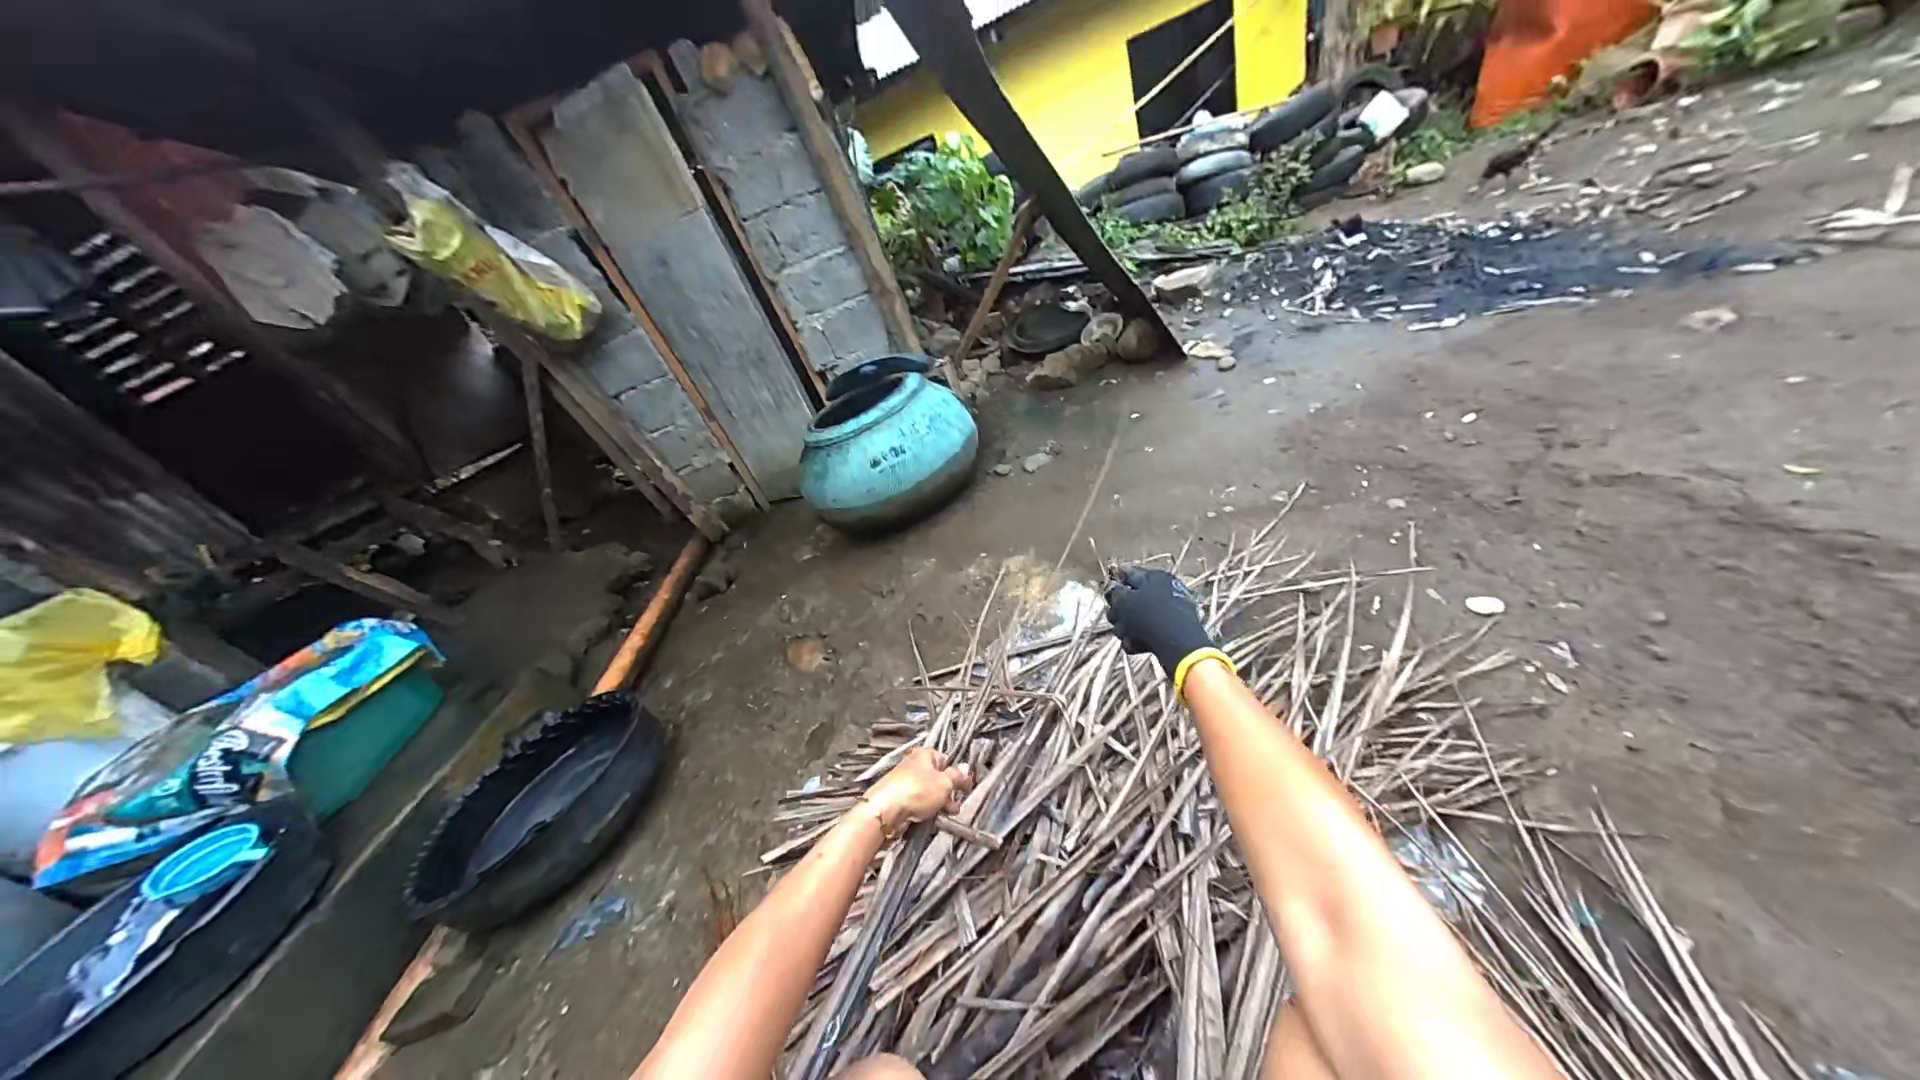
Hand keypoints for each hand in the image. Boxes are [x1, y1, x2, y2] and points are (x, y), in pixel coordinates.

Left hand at [859, 747, 972, 837]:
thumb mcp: (944, 783)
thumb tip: (966, 768)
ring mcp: (905, 780)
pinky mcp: (899, 796)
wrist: (885, 809)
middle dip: (948, 792)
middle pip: (937, 777)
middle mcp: (914, 764)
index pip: (946, 760)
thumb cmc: (918, 791)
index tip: (964, 788)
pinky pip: (918, 800)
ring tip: (947, 814)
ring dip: (939, 802)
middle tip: (955, 805)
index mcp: (925, 754)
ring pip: (928, 790)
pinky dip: (925, 807)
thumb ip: (957, 777)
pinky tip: (930, 816)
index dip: (956, 774)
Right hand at [1105, 566, 1219, 680]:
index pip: (1128, 572)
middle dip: (1118, 610)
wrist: (1179, 647)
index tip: (1106, 594)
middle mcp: (1163, 591)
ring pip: (1137, 618)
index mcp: (1154, 577)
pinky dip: (1138, 640)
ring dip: (1126, 628)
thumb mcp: (1124, 601)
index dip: (1114, 581)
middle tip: (1114, 618)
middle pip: (1131, 597)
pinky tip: (1135, 645)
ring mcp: (1168, 613)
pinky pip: (1146, 634)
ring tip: (1125, 634)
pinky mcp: (1169, 634)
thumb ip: (1114, 593)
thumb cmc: (1149, 618)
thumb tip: (1112, 589)